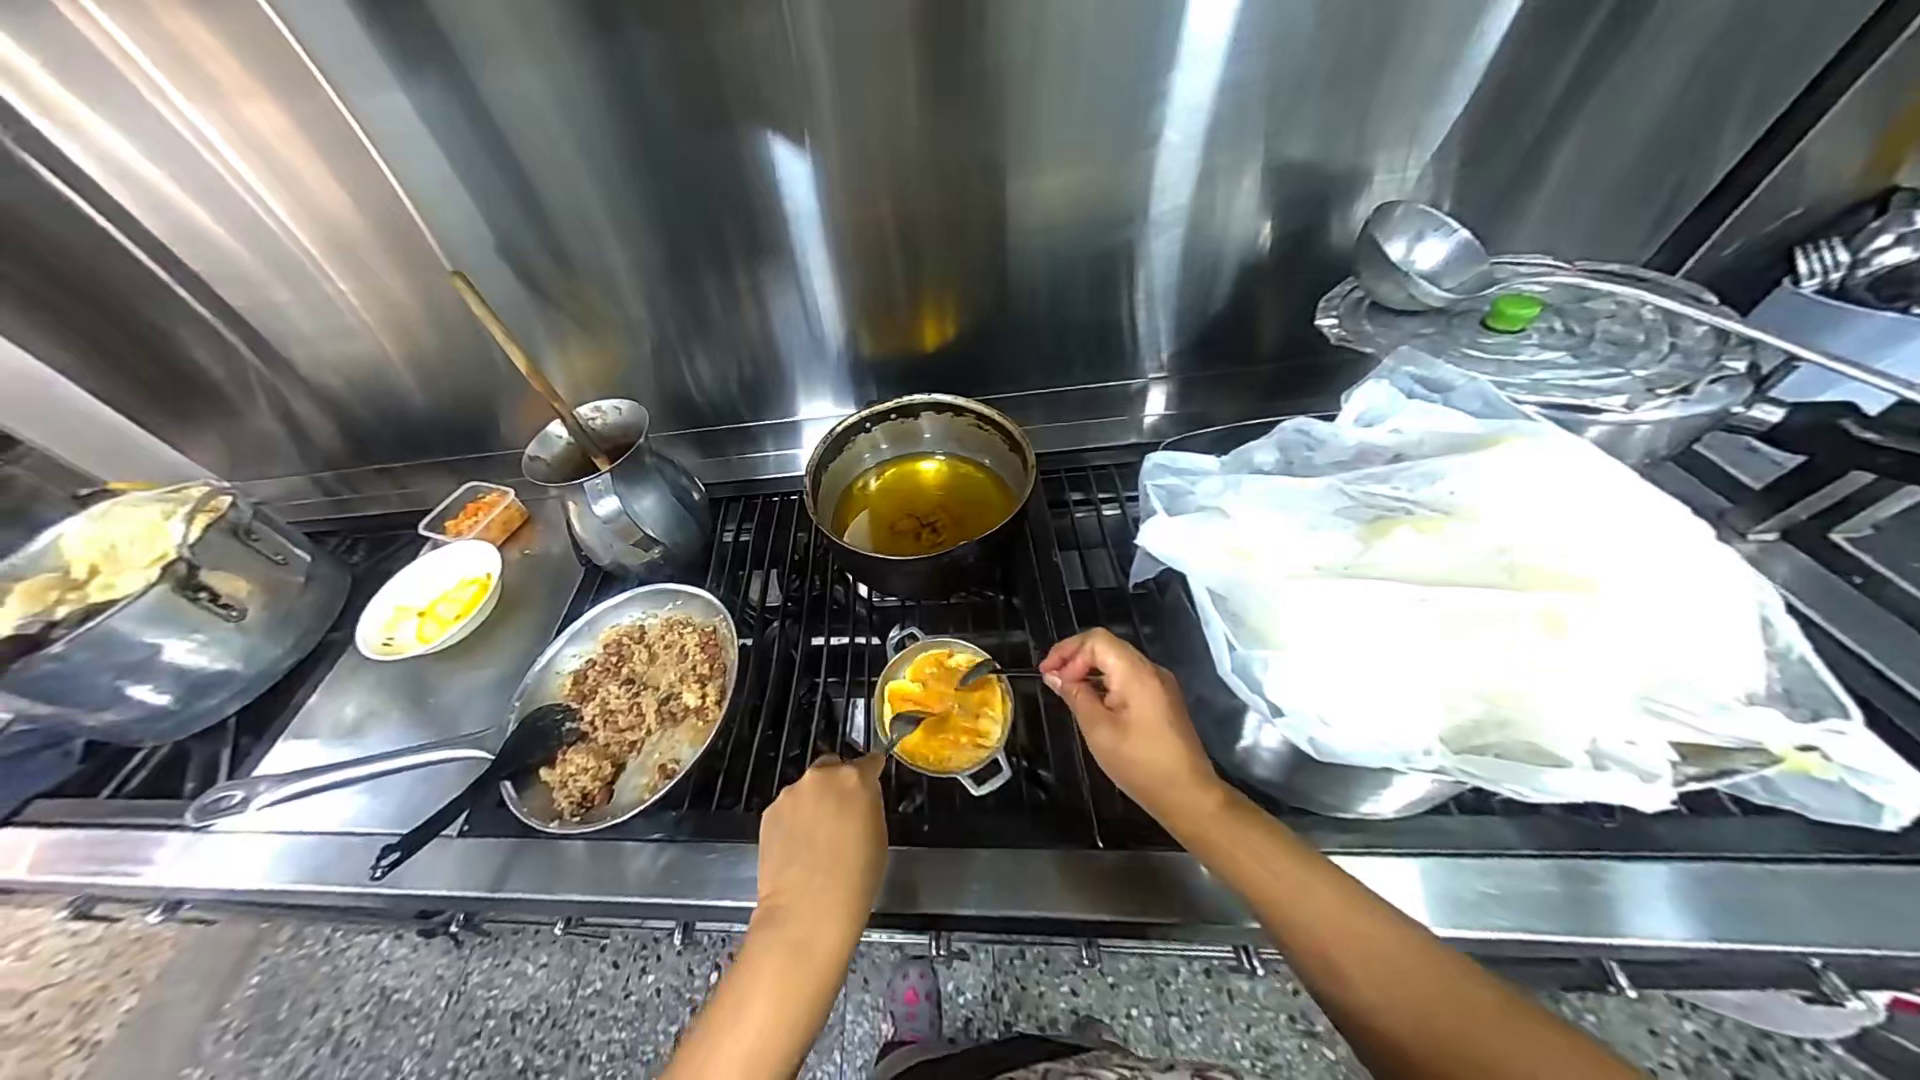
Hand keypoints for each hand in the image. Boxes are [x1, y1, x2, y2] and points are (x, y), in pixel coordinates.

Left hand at [755, 753, 887, 944]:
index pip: (869, 760)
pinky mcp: (769, 813)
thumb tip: (861, 798)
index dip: (872, 771)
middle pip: (833, 767)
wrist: (806, 911)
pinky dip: (794, 820)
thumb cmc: (855, 878)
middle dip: (838, 785)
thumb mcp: (879, 834)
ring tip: (817, 839)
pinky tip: (798, 848)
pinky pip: (788, 808)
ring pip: (808, 789)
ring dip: (814, 803)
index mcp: (855, 778)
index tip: (872, 780)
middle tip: (843, 815)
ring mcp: (792, 794)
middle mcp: (821, 777)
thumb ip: (868, 804)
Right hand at [1039, 628, 1220, 821]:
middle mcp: (1151, 670)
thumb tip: (1054, 675)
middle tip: (1051, 678)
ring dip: (1089, 669)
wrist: (1188, 795)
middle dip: (1075, 657)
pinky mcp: (1163, 699)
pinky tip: (1091, 700)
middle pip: (1107, 646)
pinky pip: (1129, 677)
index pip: (1096, 640)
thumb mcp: (1098, 729)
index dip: (1067, 651)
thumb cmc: (1139, 763)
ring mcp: (1160, 684)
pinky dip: (1105, 681)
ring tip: (1066, 689)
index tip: (1047, 673)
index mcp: (1136, 672)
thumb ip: (1075, 695)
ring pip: (1117, 661)